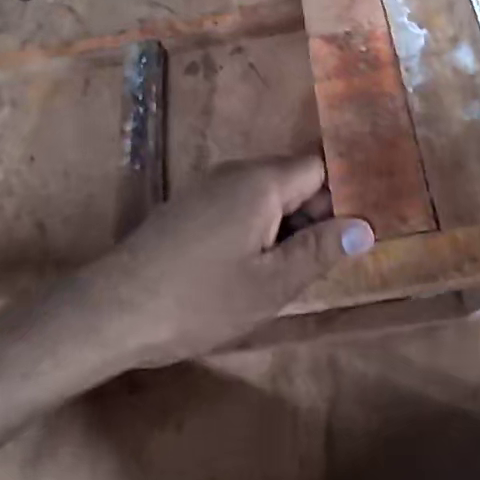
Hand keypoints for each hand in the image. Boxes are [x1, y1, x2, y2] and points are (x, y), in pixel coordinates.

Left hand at [66, 155, 374, 368]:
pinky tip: (253, 273)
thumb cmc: (200, 299)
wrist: (114, 311)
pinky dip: (256, 234)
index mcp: (260, 182)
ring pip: (264, 199)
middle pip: (292, 182)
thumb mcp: (271, 283)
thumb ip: (320, 250)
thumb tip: (365, 225)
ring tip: (293, 276)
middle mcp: (233, 174)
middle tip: (328, 265)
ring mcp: (205, 191)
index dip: (343, 197)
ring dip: (284, 231)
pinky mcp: (187, 211)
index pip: (319, 168)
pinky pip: (237, 210)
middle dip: (315, 217)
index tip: (360, 231)